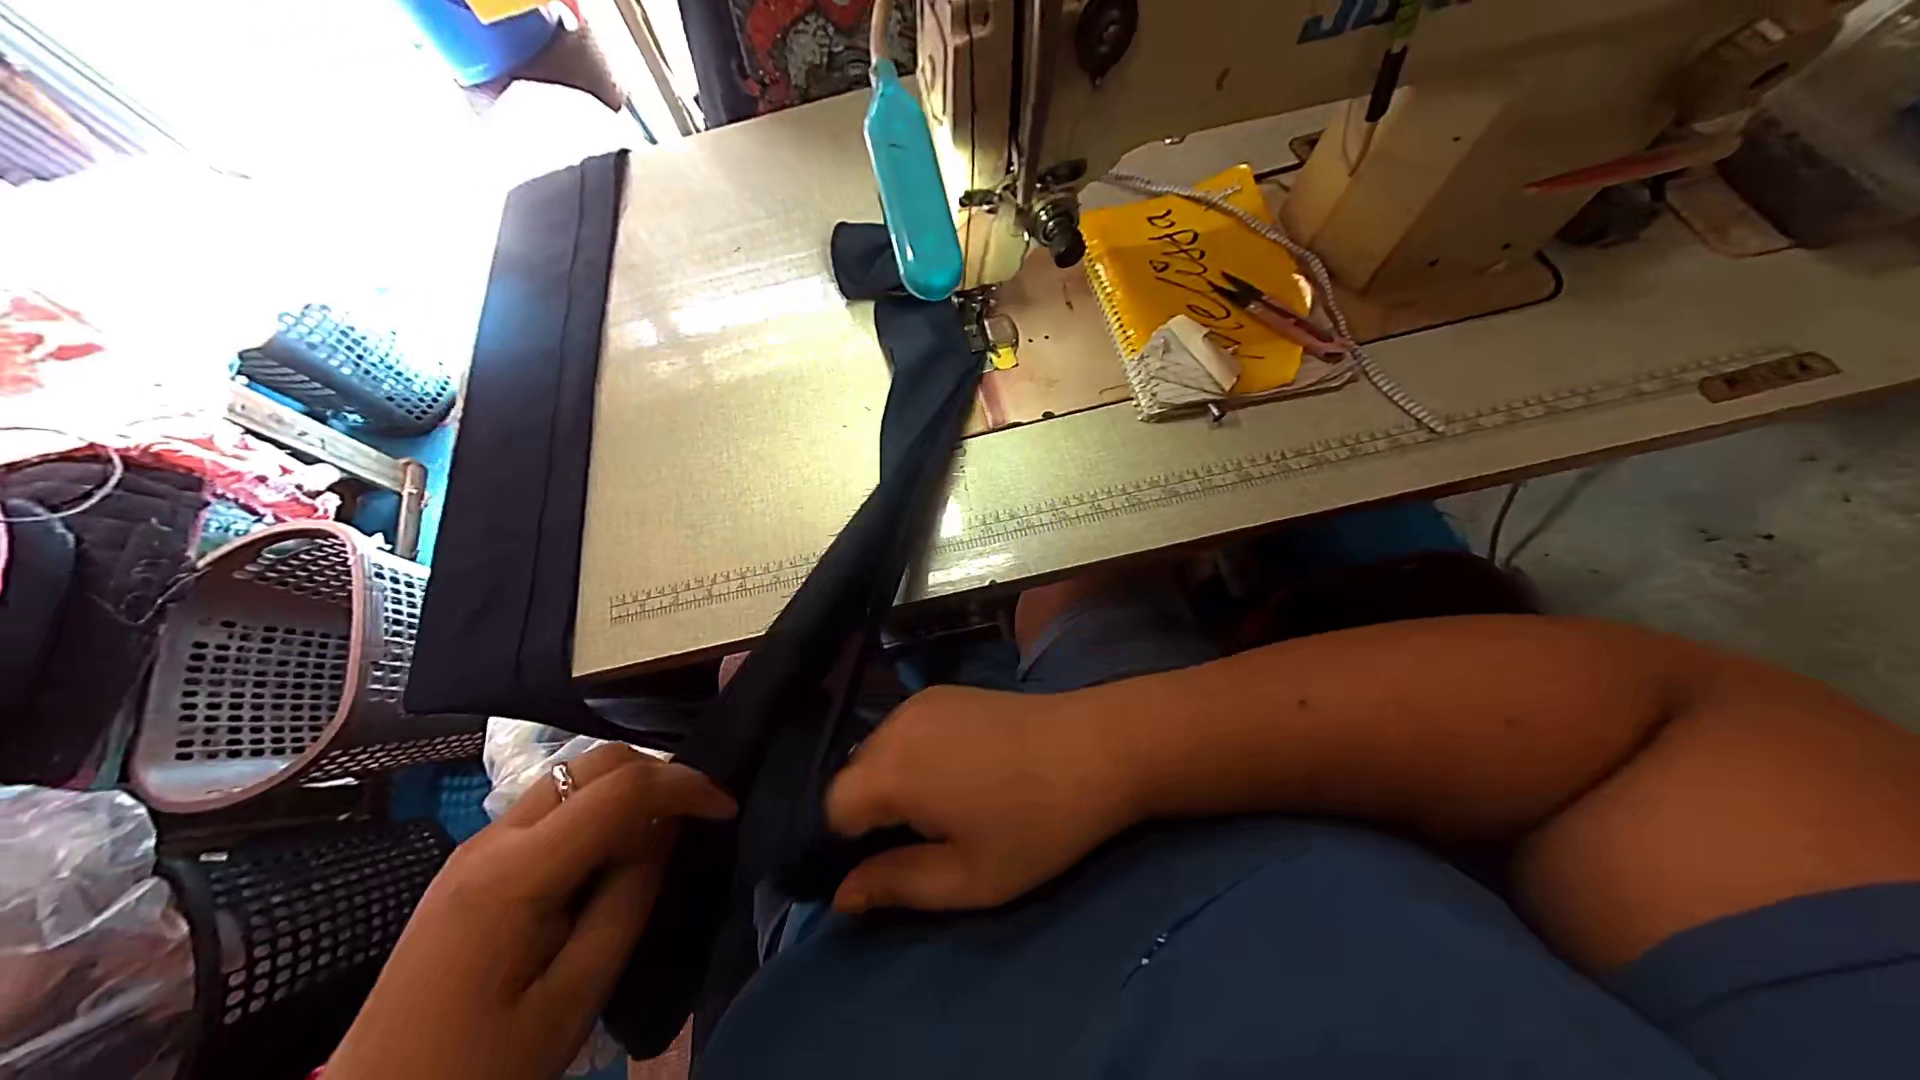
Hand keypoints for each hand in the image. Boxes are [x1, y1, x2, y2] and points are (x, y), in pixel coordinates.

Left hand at [326, 746, 735, 1079]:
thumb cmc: (479, 1069)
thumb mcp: (574, 995)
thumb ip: (628, 899)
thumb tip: (667, 828)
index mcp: (513, 874)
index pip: (619, 789)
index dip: (685, 786)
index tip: (728, 810)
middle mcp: (491, 839)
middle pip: (594, 762)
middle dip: (659, 774)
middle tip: (698, 815)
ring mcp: (476, 846)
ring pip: (572, 777)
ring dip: (629, 789)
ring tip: (662, 833)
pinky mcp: (473, 863)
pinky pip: (551, 806)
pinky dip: (599, 809)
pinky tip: (614, 853)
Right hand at [825, 684, 1136, 913]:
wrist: (1099, 747)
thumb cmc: (1037, 823)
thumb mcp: (970, 877)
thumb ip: (896, 885)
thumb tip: (840, 895)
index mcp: (893, 771)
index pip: (830, 808)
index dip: (842, 843)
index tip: (880, 864)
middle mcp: (895, 725)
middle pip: (851, 776)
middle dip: (868, 813)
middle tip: (917, 842)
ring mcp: (920, 700)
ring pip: (876, 750)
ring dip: (890, 781)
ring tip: (940, 807)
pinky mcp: (944, 690)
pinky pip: (903, 728)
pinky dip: (910, 753)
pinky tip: (954, 771)